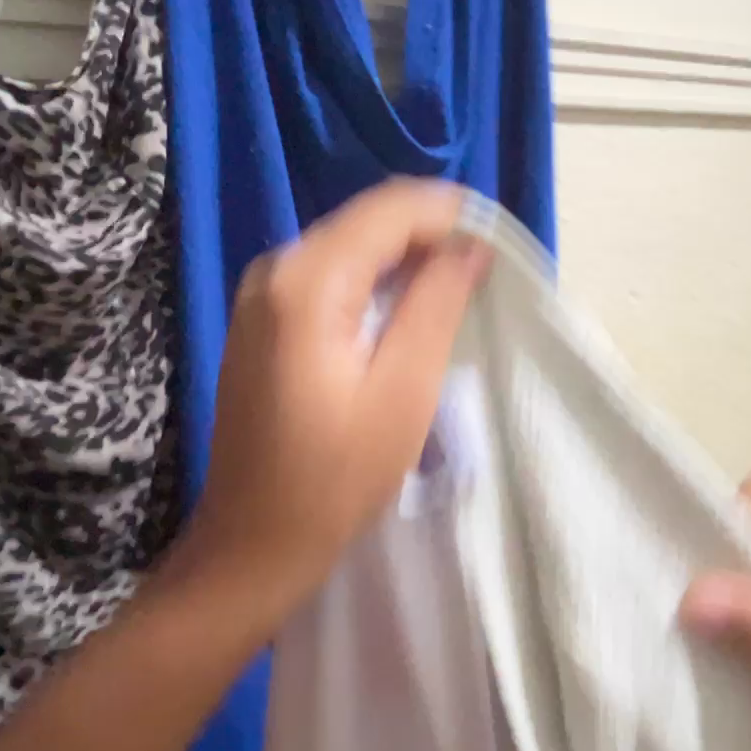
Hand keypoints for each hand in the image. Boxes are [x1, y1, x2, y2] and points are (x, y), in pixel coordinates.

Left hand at [187, 178, 489, 602]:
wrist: (254, 540)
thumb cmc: (335, 478)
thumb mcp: (403, 392)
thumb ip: (436, 304)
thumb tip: (469, 245)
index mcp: (306, 281)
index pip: (389, 210)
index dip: (450, 216)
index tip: (495, 246)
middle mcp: (272, 269)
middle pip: (365, 223)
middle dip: (427, 238)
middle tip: (480, 276)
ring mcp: (257, 294)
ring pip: (347, 248)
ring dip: (402, 262)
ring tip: (450, 297)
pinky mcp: (257, 321)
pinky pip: (325, 278)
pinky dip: (369, 285)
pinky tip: (399, 317)